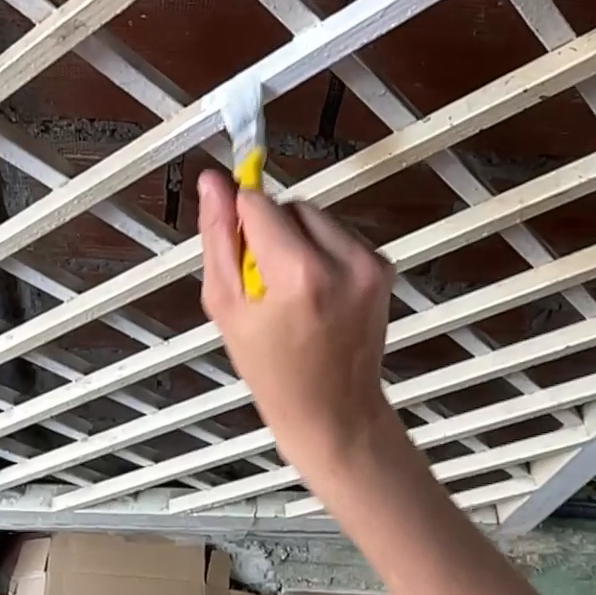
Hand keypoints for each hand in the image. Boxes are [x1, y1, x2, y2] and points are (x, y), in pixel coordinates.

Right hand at [197, 169, 402, 475]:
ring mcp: (371, 263)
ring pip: (315, 215)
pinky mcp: (383, 266)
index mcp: (299, 274)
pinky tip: (317, 290)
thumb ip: (218, 236)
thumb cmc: (271, 369)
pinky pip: (339, 233)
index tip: (239, 252)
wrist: (335, 414)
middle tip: (264, 280)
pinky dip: (323, 250)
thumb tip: (212, 180)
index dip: (241, 221)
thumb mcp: (225, 305)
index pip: (258, 202)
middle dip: (271, 230)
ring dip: (298, 238)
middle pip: (289, 205)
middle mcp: (343, 260)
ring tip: (292, 287)